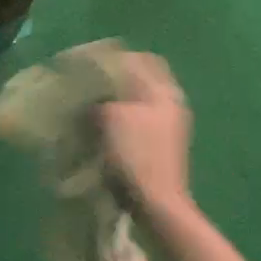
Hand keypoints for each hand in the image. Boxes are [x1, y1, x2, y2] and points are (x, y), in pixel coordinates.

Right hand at [99, 52, 193, 214]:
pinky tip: (102, 125)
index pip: (142, 59)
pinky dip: (121, 117)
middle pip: (142, 79)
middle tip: (89, 82)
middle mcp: (172, 103)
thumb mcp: (110, 117)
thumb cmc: (136, 154)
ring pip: (140, 100)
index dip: (115, 57)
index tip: (90, 63)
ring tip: (91, 104)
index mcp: (164, 91)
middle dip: (116, 78)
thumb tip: (93, 98)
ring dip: (117, 99)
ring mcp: (170, 125)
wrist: (157, 202)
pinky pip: (138, 120)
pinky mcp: (162, 145)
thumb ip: (100, 98)